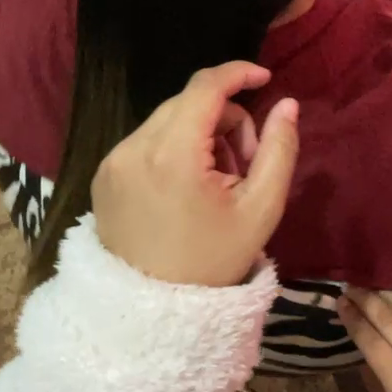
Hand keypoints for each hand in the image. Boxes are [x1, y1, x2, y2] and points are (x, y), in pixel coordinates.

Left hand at [91, 62, 299, 287]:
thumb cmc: (213, 262)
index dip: (239, 73)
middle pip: (190, 101)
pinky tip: (189, 187)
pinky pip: (149, 139)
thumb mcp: (261, 209)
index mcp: (172, 154)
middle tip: (246, 163)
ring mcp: (113, 161)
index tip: (266, 79)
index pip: (205, 86)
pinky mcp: (104, 175)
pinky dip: (176, 147)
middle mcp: (134, 147)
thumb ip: (280, 149)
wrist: (151, 319)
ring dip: (202, 133)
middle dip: (226, 118)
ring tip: (218, 181)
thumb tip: (287, 104)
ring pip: (169, 118)